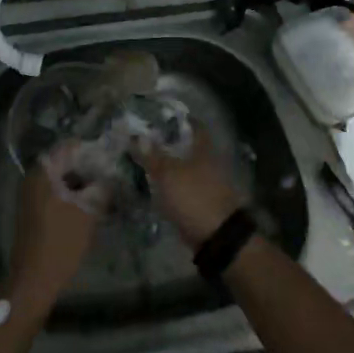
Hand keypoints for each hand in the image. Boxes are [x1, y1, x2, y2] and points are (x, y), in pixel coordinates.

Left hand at [4, 155, 103, 308]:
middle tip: (114, 173)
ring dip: (83, 182)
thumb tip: (112, 172)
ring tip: (108, 188)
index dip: (92, 149)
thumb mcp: (87, 212)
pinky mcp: (35, 208)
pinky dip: (74, 194)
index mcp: (42, 171)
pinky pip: (57, 192)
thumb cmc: (60, 242)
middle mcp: (34, 176)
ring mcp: (32, 193)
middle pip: (65, 162)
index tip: (113, 155)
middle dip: (89, 167)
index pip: (69, 147)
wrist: (34, 277)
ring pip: (62, 179)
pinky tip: (93, 203)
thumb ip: (101, 188)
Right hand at [132, 122, 243, 247]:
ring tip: (142, 159)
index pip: (194, 126)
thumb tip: (136, 136)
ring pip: (182, 166)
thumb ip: (151, 155)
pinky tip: (152, 182)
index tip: (158, 116)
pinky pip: (181, 185)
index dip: (178, 119)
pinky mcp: (200, 200)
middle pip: (186, 146)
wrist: (216, 236)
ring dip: (165, 163)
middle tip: (142, 138)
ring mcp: (206, 182)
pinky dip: (169, 183)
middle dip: (166, 142)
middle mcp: (207, 162)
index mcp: (203, 150)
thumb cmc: (193, 196)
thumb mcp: (167, 174)